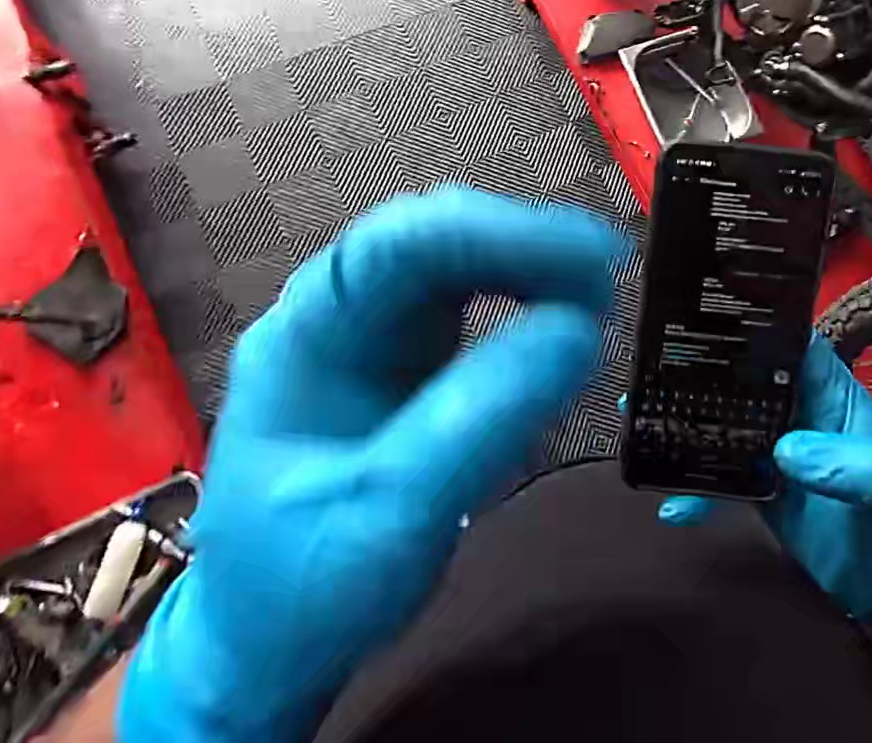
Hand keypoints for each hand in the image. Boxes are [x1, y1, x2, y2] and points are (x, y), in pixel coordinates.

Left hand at [119, 188, 624, 742]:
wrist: (269, 637)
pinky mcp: (410, 353)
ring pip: (457, 259)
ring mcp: (375, 329)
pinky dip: (524, 296)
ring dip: (529, 264)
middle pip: (434, 237)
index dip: (500, 234)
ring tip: (592, 296)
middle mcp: (339, 313)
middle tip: (603, 279)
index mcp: (307, 337)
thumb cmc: (305, 590)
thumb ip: (474, 427)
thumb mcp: (387, 523)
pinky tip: (559, 315)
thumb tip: (574, 332)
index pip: (401, 245)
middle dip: (523, 245)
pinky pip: (472, 298)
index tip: (589, 257)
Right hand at [657, 336, 871, 691]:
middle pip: (750, 381)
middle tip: (654, 365)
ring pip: (729, 425)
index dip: (760, 327)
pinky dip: (697, 490)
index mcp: (842, 403)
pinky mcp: (769, 498)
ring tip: (641, 415)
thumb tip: (786, 451)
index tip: (711, 315)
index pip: (799, 349)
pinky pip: (725, 482)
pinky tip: (672, 500)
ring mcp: (784, 460)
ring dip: (688, 422)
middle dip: (704, 370)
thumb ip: (862, 470)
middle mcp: (806, 421)